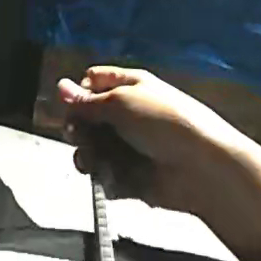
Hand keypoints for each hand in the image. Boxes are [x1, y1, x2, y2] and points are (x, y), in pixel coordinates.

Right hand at [57, 66, 252, 214]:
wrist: (201, 167)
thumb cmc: (165, 122)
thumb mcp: (121, 103)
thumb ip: (88, 101)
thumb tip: (60, 86)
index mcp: (129, 85)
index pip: (93, 81)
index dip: (78, 93)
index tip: (71, 108)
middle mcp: (128, 113)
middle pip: (88, 118)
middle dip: (80, 129)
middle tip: (80, 136)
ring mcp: (131, 145)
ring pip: (94, 149)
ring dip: (89, 155)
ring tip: (94, 162)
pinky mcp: (133, 175)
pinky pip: (108, 175)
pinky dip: (107, 178)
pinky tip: (113, 178)